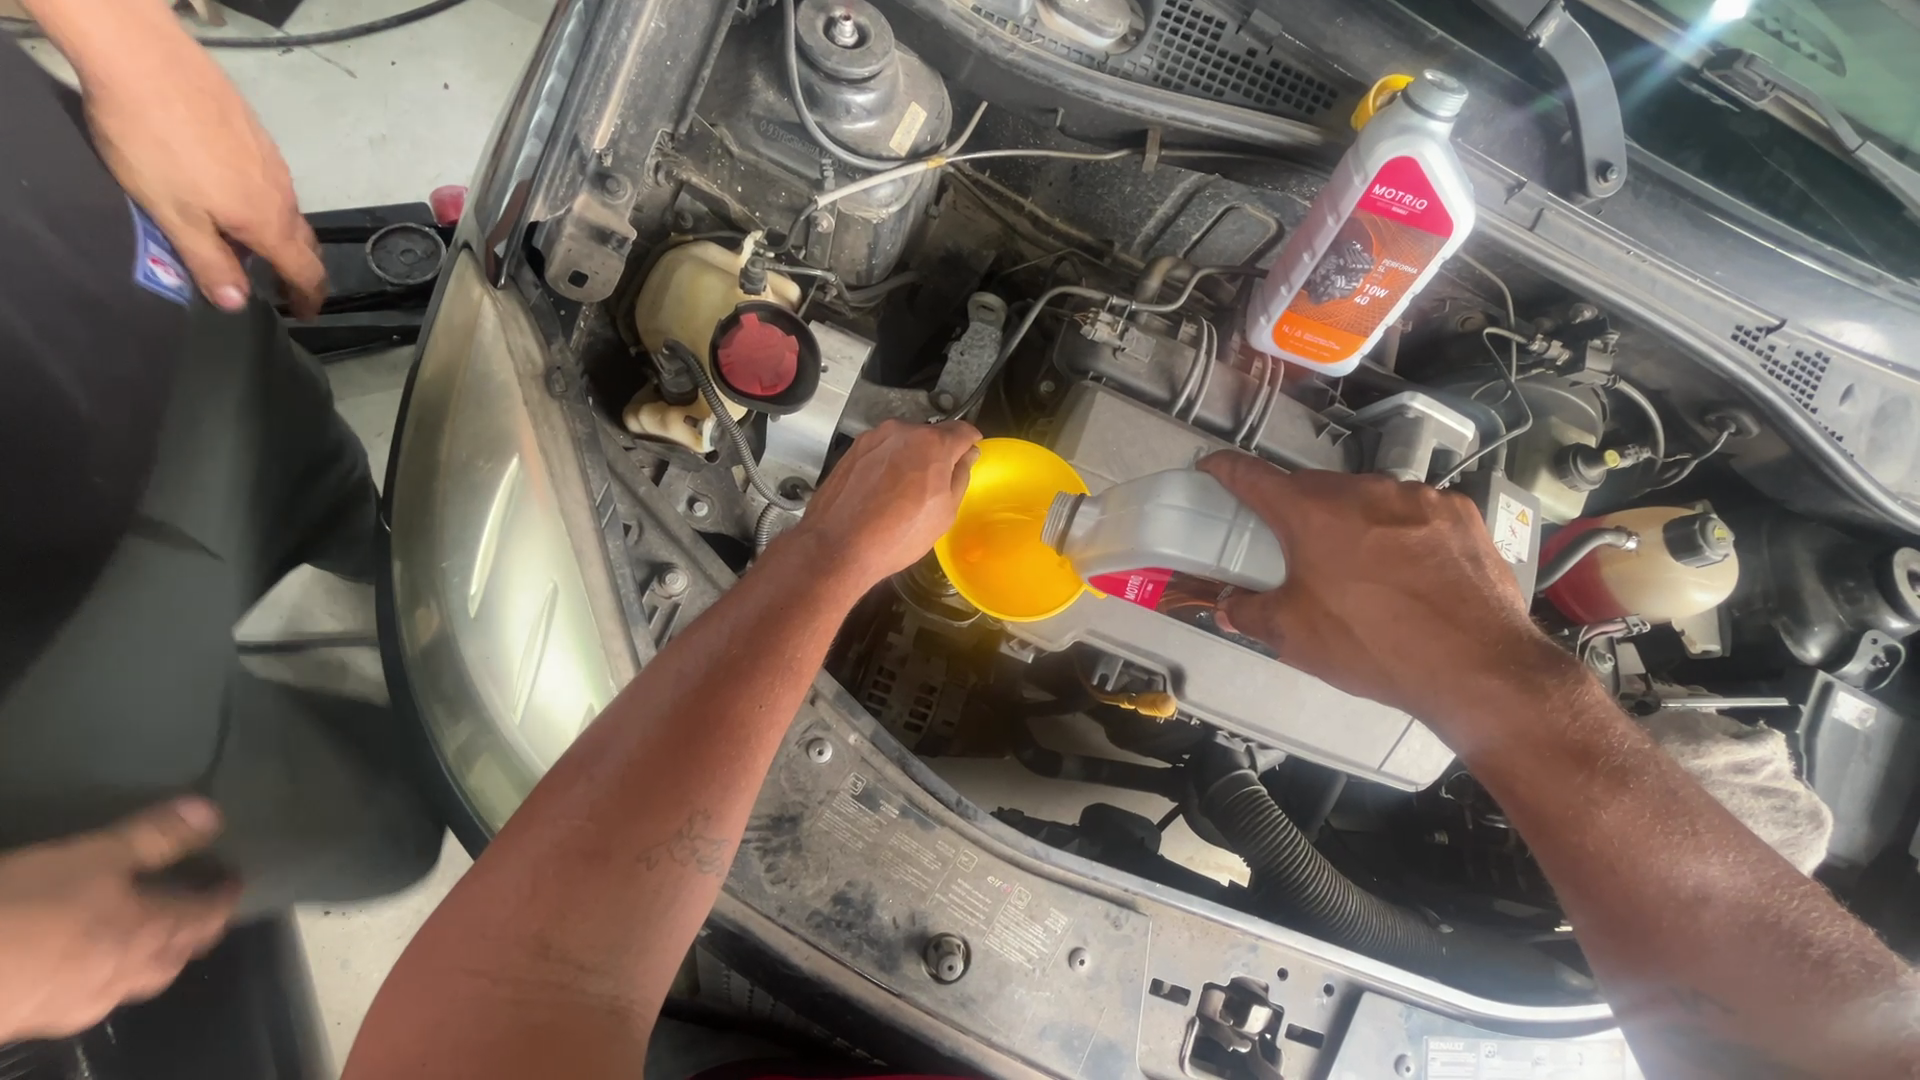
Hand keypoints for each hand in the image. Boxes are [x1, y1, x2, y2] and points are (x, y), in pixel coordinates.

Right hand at [0, 797, 239, 1041]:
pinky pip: (84, 1001)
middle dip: (194, 932)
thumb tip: (212, 813)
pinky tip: (81, 968)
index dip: (226, 896)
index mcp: (151, 935)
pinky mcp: (26, 1023)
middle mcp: (122, 977)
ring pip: (133, 984)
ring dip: (152, 959)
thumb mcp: (89, 858)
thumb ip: (154, 836)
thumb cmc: (15, 913)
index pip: (209, 916)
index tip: (234, 879)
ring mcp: (73, 1007)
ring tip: (148, 935)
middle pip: (177, 957)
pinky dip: (101, 979)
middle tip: (197, 907)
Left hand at [77, 23, 326, 315]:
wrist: (151, 64)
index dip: (309, 299)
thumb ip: (208, 261)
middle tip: (278, 282)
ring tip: (240, 233)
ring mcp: (276, 168)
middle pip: (305, 246)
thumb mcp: (171, 213)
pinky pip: (273, 185)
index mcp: (266, 225)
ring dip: (275, 233)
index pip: (305, 273)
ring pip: (287, 214)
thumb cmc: (156, 145)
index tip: (306, 314)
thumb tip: (236, 304)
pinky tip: (227, 188)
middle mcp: (283, 200)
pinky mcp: (261, 141)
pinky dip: (262, 202)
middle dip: (298, 269)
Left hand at [790, 419, 980, 586]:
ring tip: (904, 494)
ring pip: (903, 443)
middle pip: (930, 435)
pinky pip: (881, 452)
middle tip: (935, 485)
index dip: (970, 443)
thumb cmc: (896, 535)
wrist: (839, 546)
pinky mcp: (852, 450)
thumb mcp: (945, 512)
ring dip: (910, 460)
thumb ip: (960, 476)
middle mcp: (902, 432)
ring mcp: (873, 438)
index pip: (962, 430)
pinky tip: (882, 494)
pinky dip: (887, 465)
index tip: (970, 452)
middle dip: (937, 455)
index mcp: (932, 443)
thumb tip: (965, 458)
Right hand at [1198, 452, 1571, 731]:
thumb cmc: (1370, 646)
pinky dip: (1399, 531)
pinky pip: (1413, 512)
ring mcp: (1418, 497)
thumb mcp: (1292, 637)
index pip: (1252, 475)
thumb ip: (1249, 613)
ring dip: (1350, 521)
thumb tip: (1229, 605)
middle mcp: (1363, 490)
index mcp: (1312, 512)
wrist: (1479, 669)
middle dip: (1295, 510)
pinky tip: (1409, 571)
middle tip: (1292, 548)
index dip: (1224, 469)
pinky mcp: (1460, 514)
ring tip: (1359, 568)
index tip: (1211, 468)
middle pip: (1312, 488)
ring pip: (1366, 498)